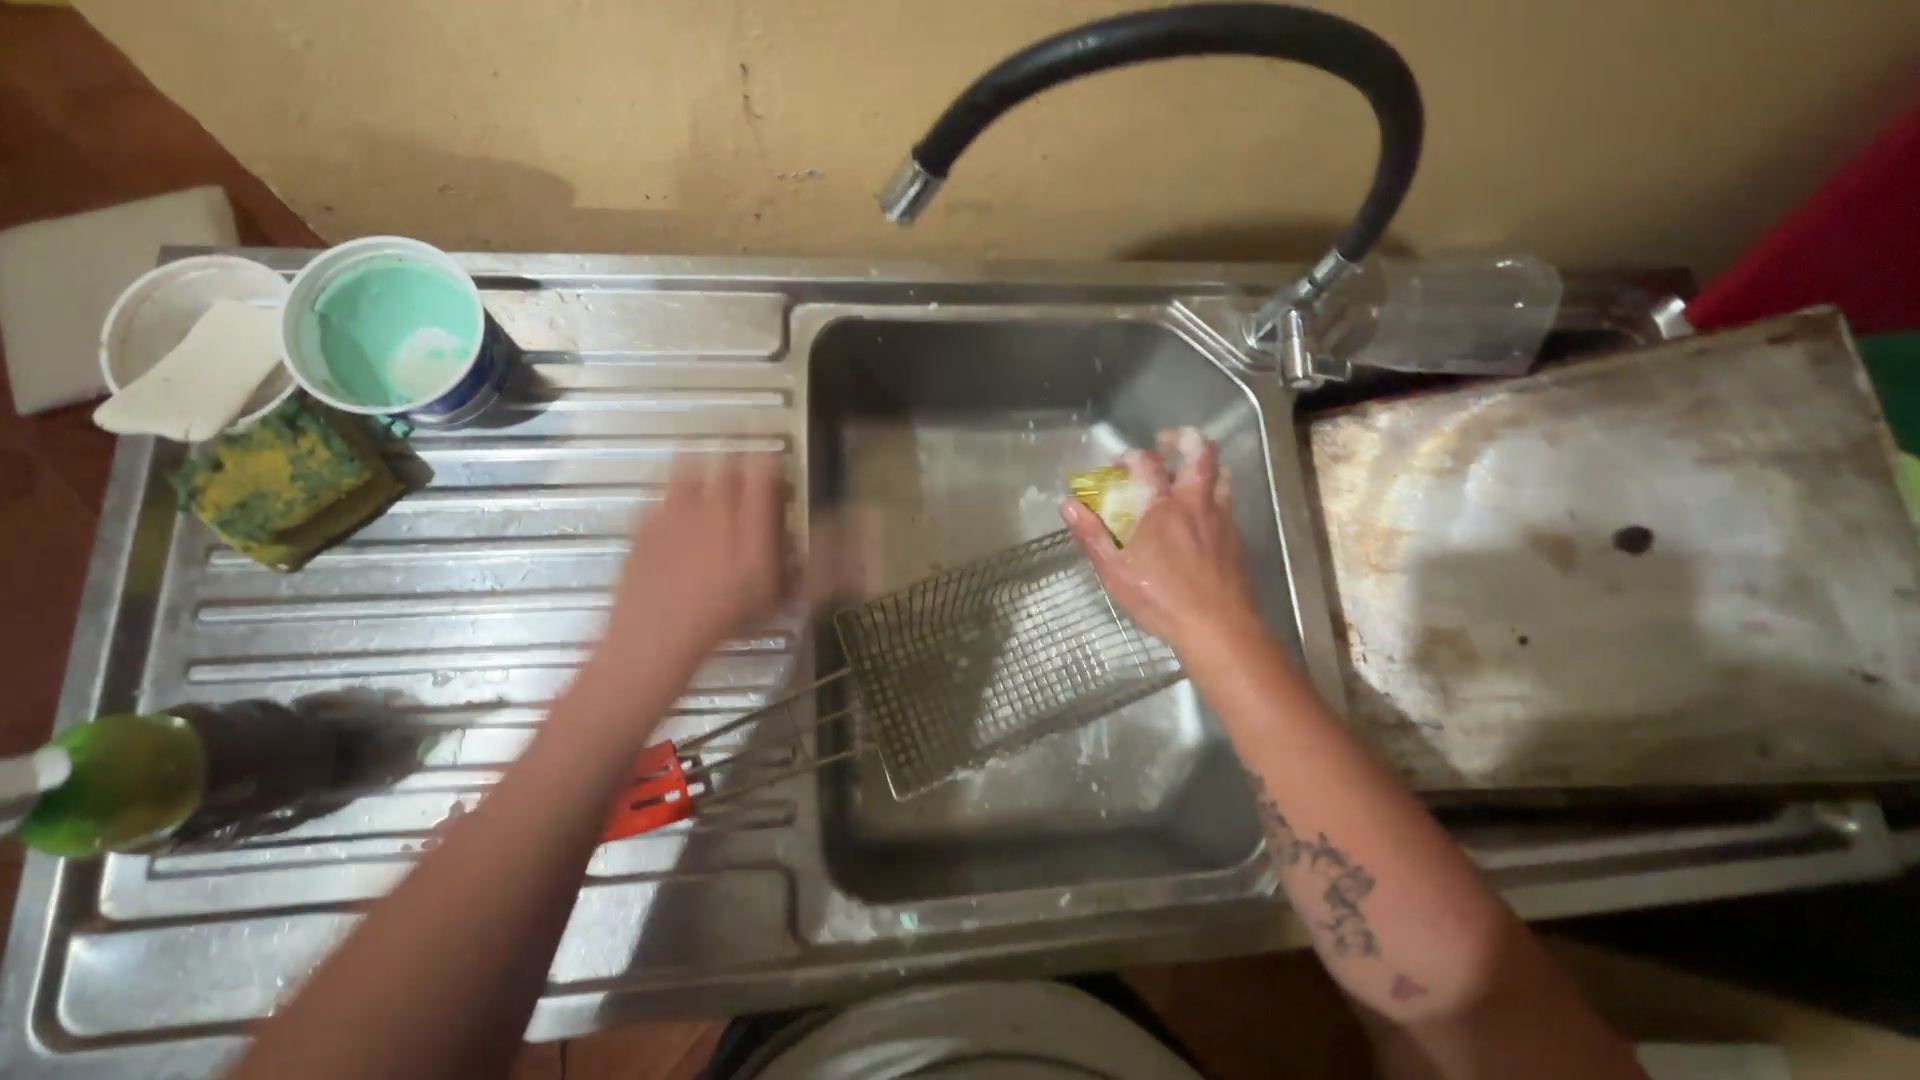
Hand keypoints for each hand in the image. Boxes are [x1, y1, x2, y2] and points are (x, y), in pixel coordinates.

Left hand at [593, 454, 790, 679]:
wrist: (658, 634)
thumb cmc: (721, 619)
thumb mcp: (769, 597)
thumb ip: (788, 564)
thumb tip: (801, 547)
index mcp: (749, 522)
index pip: (765, 473)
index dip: (773, 469)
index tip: (777, 476)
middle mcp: (713, 507)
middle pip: (728, 465)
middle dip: (739, 466)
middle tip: (745, 480)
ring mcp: (674, 512)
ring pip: (688, 470)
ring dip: (701, 471)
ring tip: (706, 484)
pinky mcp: (645, 524)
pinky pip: (659, 498)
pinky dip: (670, 501)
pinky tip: (673, 517)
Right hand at [1060, 429, 1261, 655]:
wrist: (1218, 627)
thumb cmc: (1161, 600)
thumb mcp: (1115, 572)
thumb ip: (1092, 535)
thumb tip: (1067, 505)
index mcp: (1161, 508)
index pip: (1148, 463)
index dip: (1133, 455)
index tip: (1121, 463)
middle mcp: (1194, 504)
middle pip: (1200, 453)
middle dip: (1185, 439)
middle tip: (1168, 442)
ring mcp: (1221, 519)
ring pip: (1222, 474)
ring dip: (1207, 465)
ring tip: (1192, 471)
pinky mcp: (1236, 538)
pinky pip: (1228, 503)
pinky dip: (1217, 496)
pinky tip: (1205, 516)